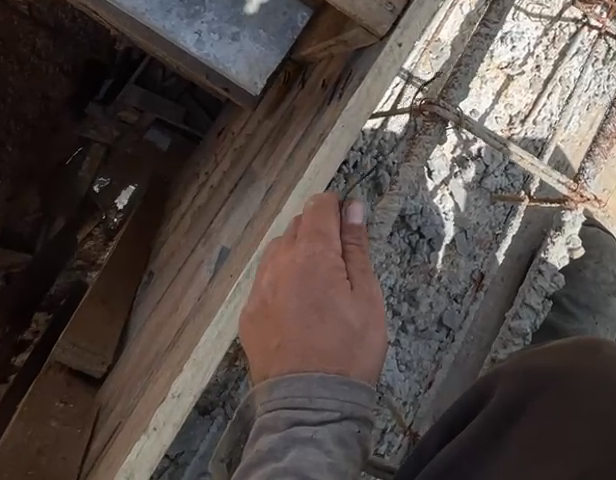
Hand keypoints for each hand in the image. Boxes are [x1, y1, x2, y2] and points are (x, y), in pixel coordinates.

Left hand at [239, 192, 387, 384]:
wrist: (310, 408)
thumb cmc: (350, 350)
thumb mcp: (367, 296)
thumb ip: (356, 247)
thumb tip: (353, 207)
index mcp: (313, 254)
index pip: (318, 206)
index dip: (335, 207)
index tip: (347, 223)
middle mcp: (279, 263)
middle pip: (297, 225)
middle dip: (318, 231)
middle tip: (339, 262)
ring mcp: (259, 289)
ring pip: (277, 250)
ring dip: (296, 253)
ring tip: (317, 284)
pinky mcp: (248, 314)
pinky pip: (265, 280)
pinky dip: (281, 280)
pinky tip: (297, 306)